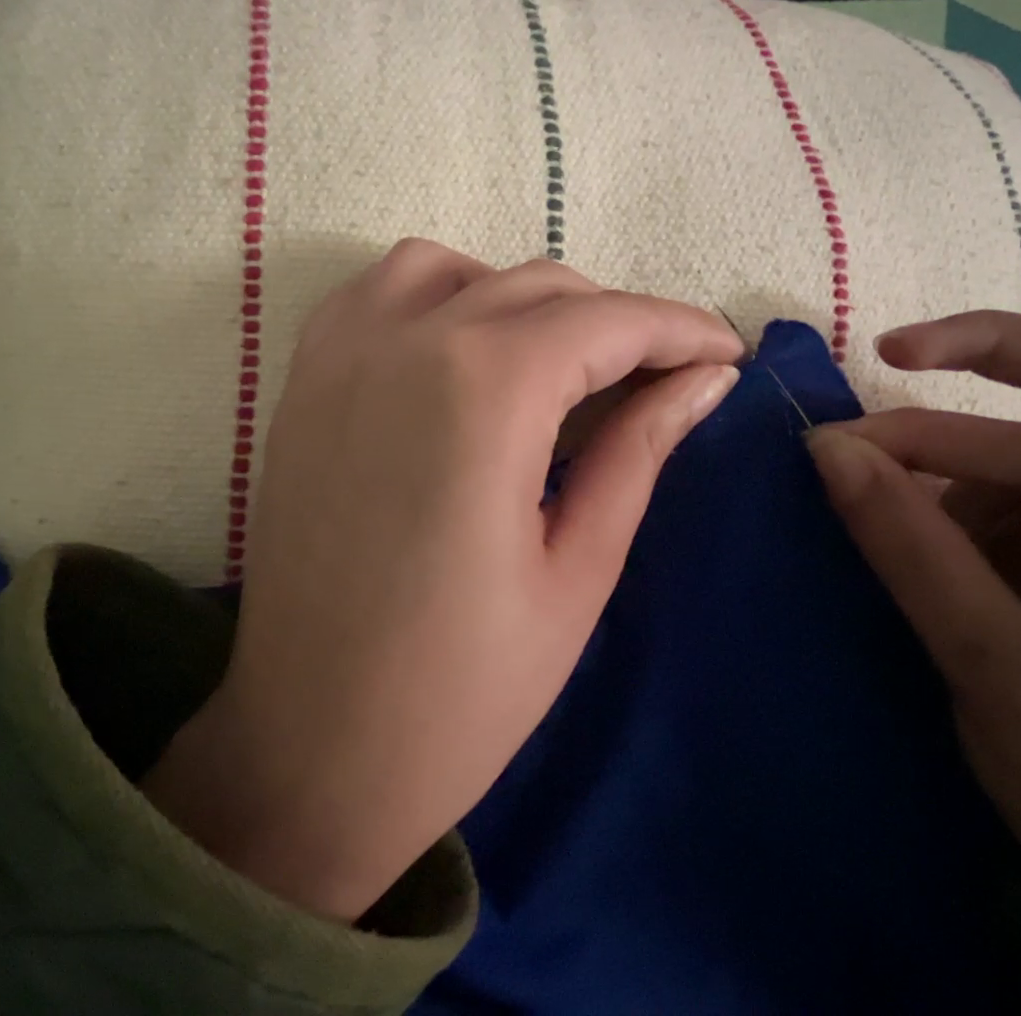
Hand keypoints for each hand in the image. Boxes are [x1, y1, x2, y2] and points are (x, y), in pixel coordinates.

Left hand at [143, 239, 743, 920]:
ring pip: (447, 272)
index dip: (677, 329)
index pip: (605, 320)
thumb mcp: (576, 572)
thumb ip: (638, 454)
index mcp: (483, 389)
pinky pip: (371, 299)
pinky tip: (460, 359)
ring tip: (557, 368)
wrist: (314, 749)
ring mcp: (335, 360)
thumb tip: (704, 380)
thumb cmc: (462, 690)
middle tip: (657, 381)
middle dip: (611, 322)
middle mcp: (401, 342)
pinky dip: (431, 302)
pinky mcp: (297, 390)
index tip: (723, 354)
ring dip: (516, 300)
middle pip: (534, 288)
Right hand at [810, 312, 1020, 948]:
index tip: (836, 441)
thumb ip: (912, 551)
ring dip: (991, 464)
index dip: (937, 440)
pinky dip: (1004, 508)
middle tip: (897, 351)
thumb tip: (829, 452)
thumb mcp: (994, 674)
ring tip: (917, 522)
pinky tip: (962, 557)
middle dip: (1002, 359)